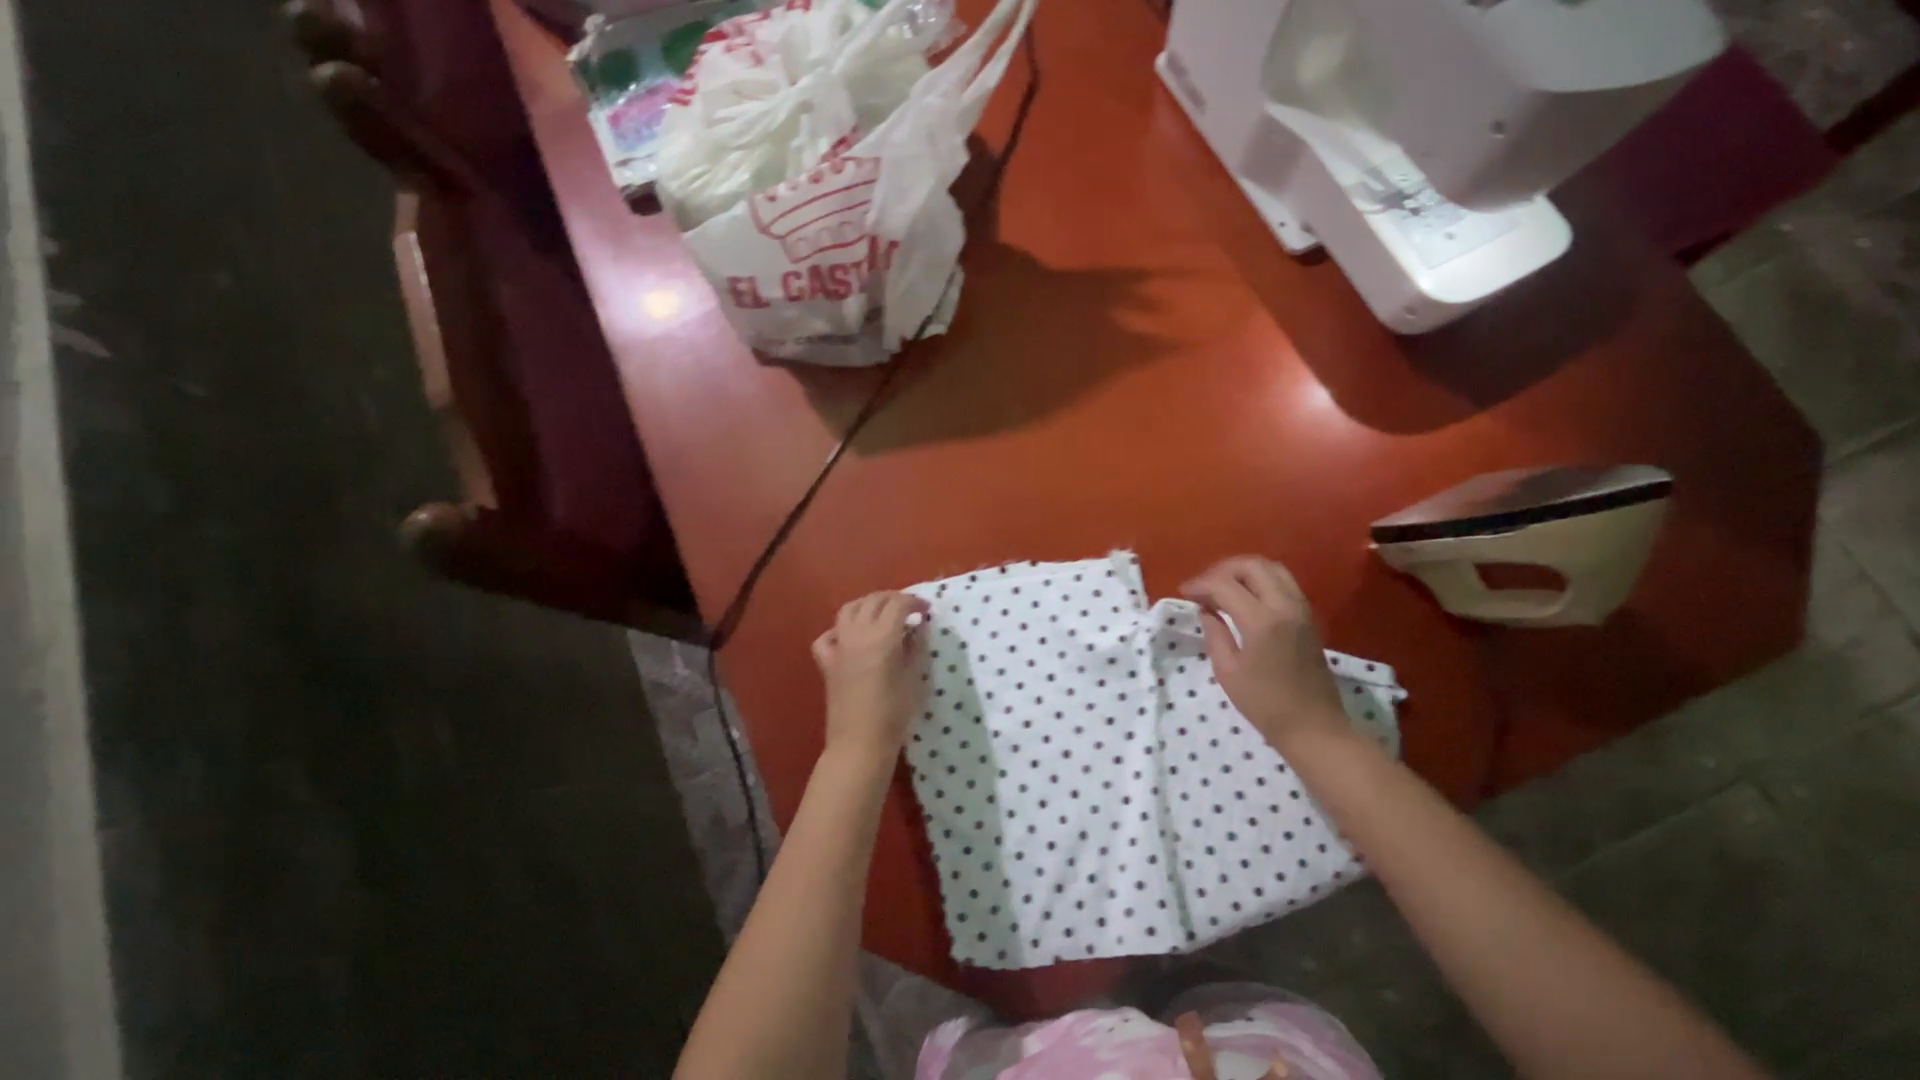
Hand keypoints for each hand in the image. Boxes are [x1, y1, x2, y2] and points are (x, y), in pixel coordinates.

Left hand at [812, 591, 931, 761]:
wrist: (860, 743)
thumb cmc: (894, 714)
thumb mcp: (915, 679)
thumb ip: (917, 648)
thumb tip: (919, 628)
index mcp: (882, 637)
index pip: (898, 604)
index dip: (915, 602)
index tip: (927, 612)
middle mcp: (857, 634)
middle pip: (873, 601)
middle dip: (893, 599)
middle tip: (909, 610)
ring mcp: (838, 647)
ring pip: (849, 610)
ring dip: (867, 605)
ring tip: (882, 614)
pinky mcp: (827, 662)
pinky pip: (828, 636)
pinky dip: (840, 630)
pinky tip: (850, 638)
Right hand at [1182, 556, 1346, 748]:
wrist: (1313, 726)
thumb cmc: (1265, 705)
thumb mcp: (1228, 672)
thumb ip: (1214, 634)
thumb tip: (1206, 610)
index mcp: (1262, 621)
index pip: (1225, 585)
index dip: (1200, 584)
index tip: (1184, 593)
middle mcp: (1285, 605)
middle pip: (1252, 566)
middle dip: (1222, 570)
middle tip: (1204, 586)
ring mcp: (1301, 609)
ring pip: (1272, 568)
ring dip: (1244, 571)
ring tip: (1223, 587)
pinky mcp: (1308, 616)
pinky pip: (1283, 582)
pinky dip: (1261, 580)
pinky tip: (1245, 598)